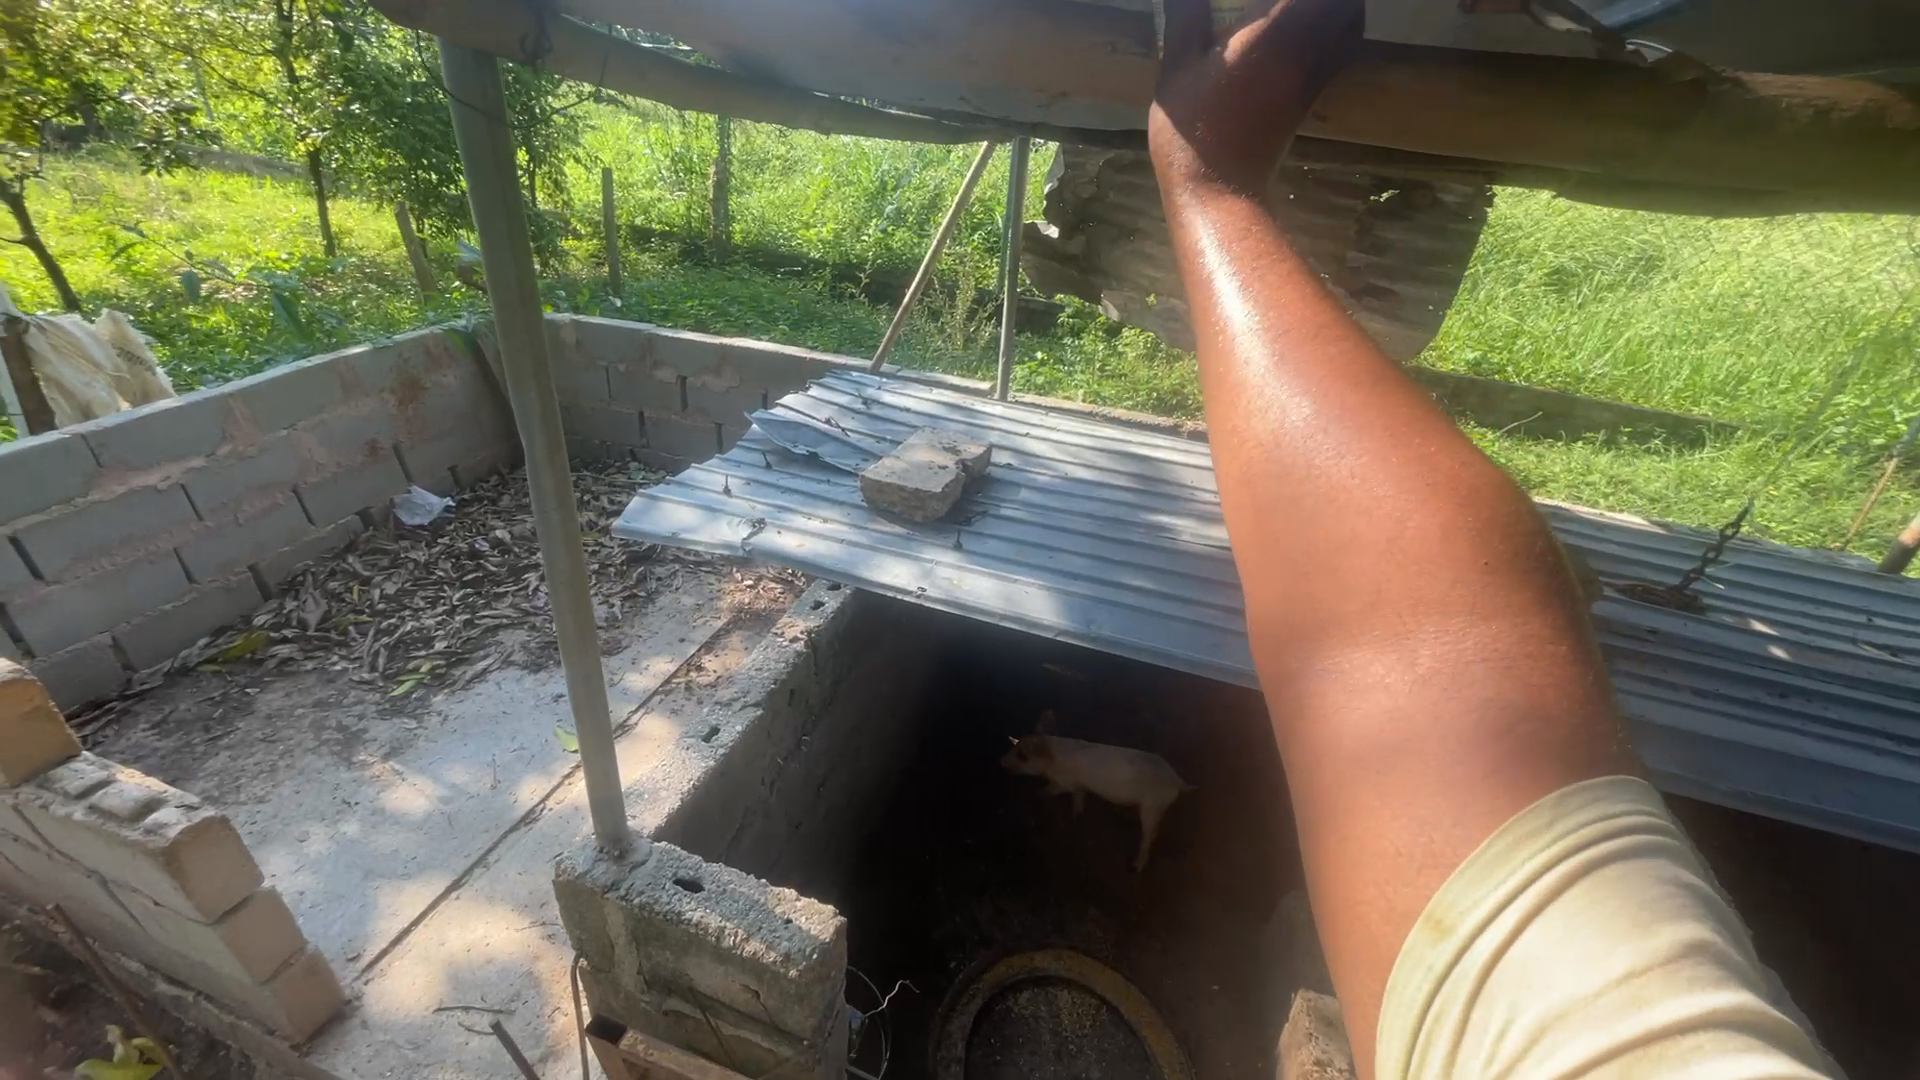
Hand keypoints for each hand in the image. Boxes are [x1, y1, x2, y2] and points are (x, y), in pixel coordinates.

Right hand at [1148, 0, 1363, 196]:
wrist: (1217, 192)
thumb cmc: (1193, 132)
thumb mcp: (1177, 71)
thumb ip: (1185, 18)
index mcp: (1276, 29)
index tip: (1264, 1)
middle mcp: (1306, 46)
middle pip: (1346, 4)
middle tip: (1285, 3)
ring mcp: (1313, 77)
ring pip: (1350, 23)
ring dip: (1338, 8)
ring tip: (1303, 11)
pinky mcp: (1308, 102)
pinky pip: (1338, 54)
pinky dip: (1334, 36)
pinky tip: (1300, 40)